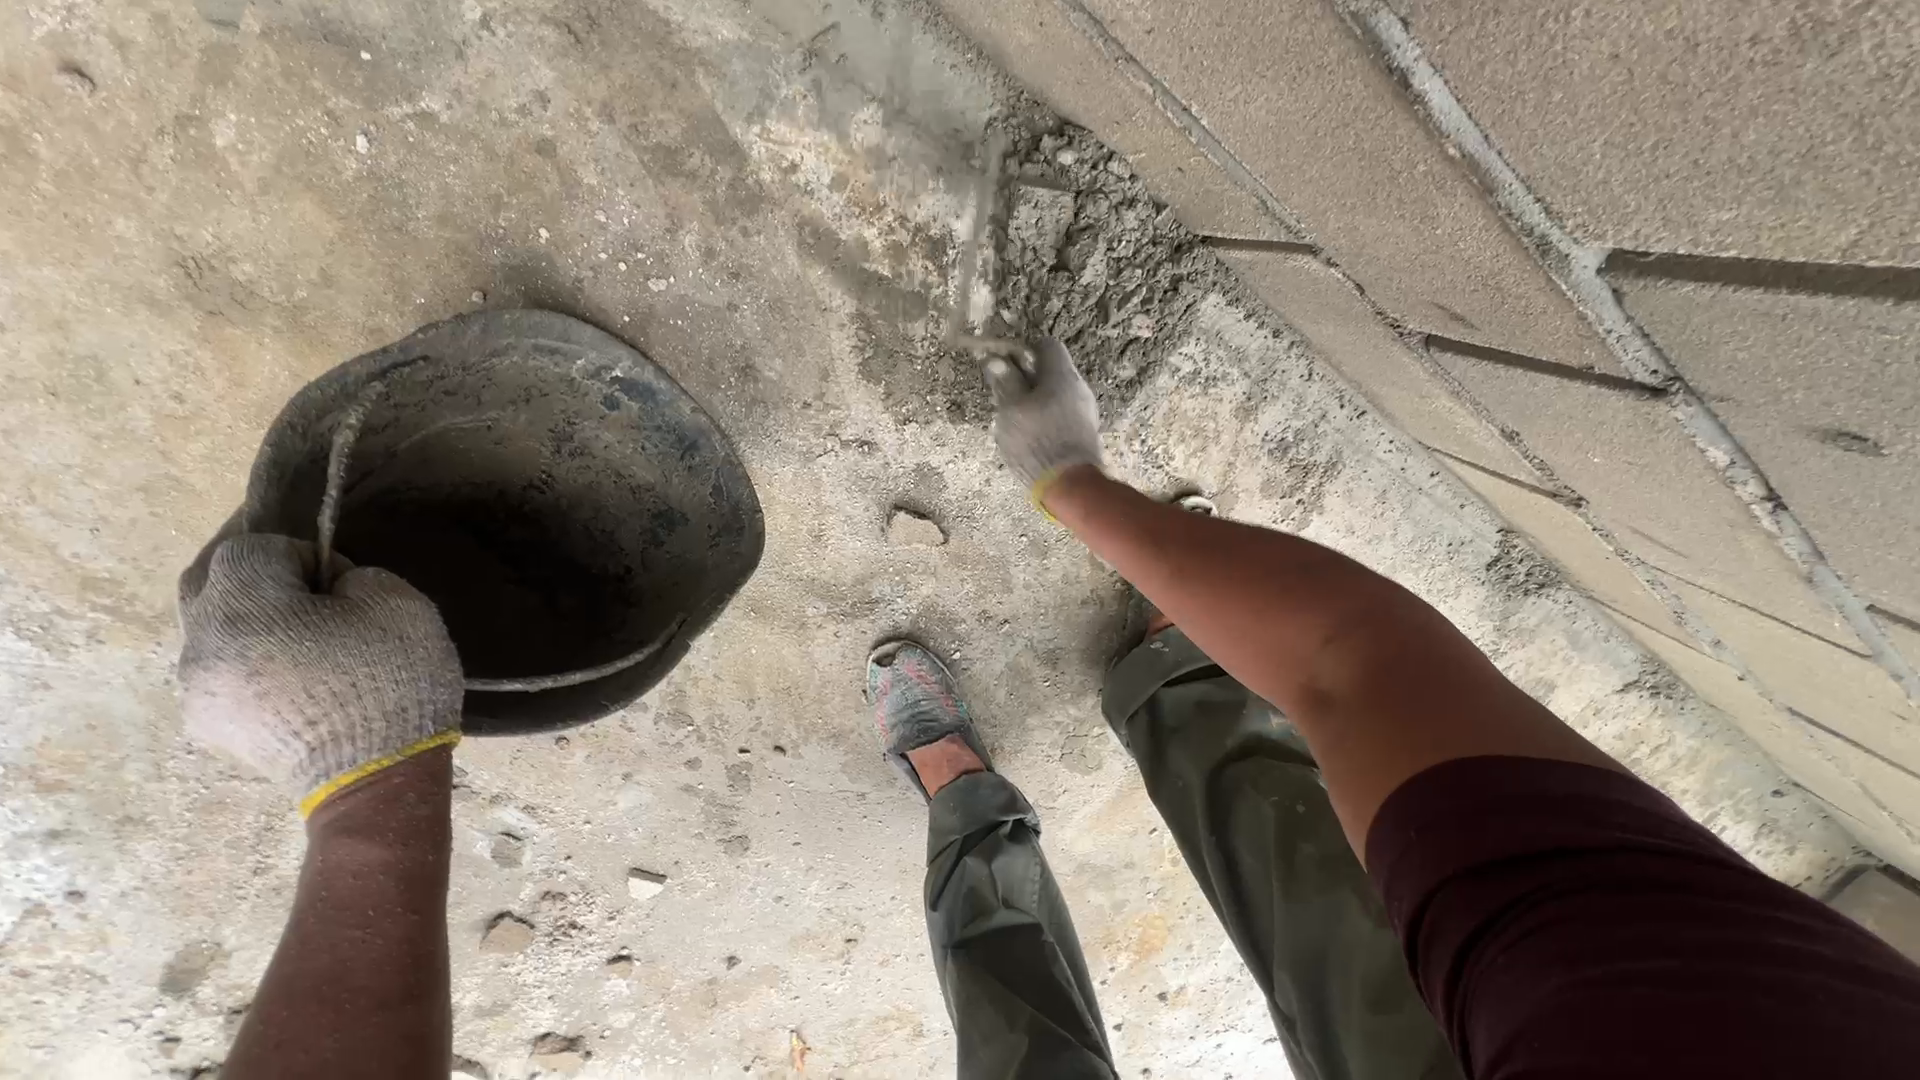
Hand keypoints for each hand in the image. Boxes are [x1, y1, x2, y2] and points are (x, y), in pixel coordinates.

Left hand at [177, 533, 463, 814]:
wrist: (377, 774)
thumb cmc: (391, 680)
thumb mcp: (401, 605)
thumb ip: (357, 578)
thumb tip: (331, 590)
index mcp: (240, 608)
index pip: (249, 548)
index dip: (301, 552)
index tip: (342, 580)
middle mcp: (198, 646)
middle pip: (211, 586)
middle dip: (261, 581)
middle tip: (315, 597)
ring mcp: (197, 692)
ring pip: (215, 633)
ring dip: (255, 625)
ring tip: (311, 645)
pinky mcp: (212, 727)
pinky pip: (224, 674)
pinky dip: (256, 665)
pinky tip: (301, 683)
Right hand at [985, 336, 1102, 504]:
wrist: (1069, 483)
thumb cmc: (1036, 441)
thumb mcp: (1011, 409)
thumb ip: (1005, 382)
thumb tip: (997, 360)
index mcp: (1062, 375)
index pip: (1046, 345)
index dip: (1024, 350)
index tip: (1005, 365)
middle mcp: (1079, 388)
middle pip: (1052, 371)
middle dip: (1027, 379)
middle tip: (1005, 395)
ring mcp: (1085, 412)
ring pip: (1056, 394)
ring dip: (1034, 400)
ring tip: (1014, 419)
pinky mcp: (1084, 432)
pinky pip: (1061, 414)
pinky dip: (1045, 417)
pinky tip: (1030, 435)